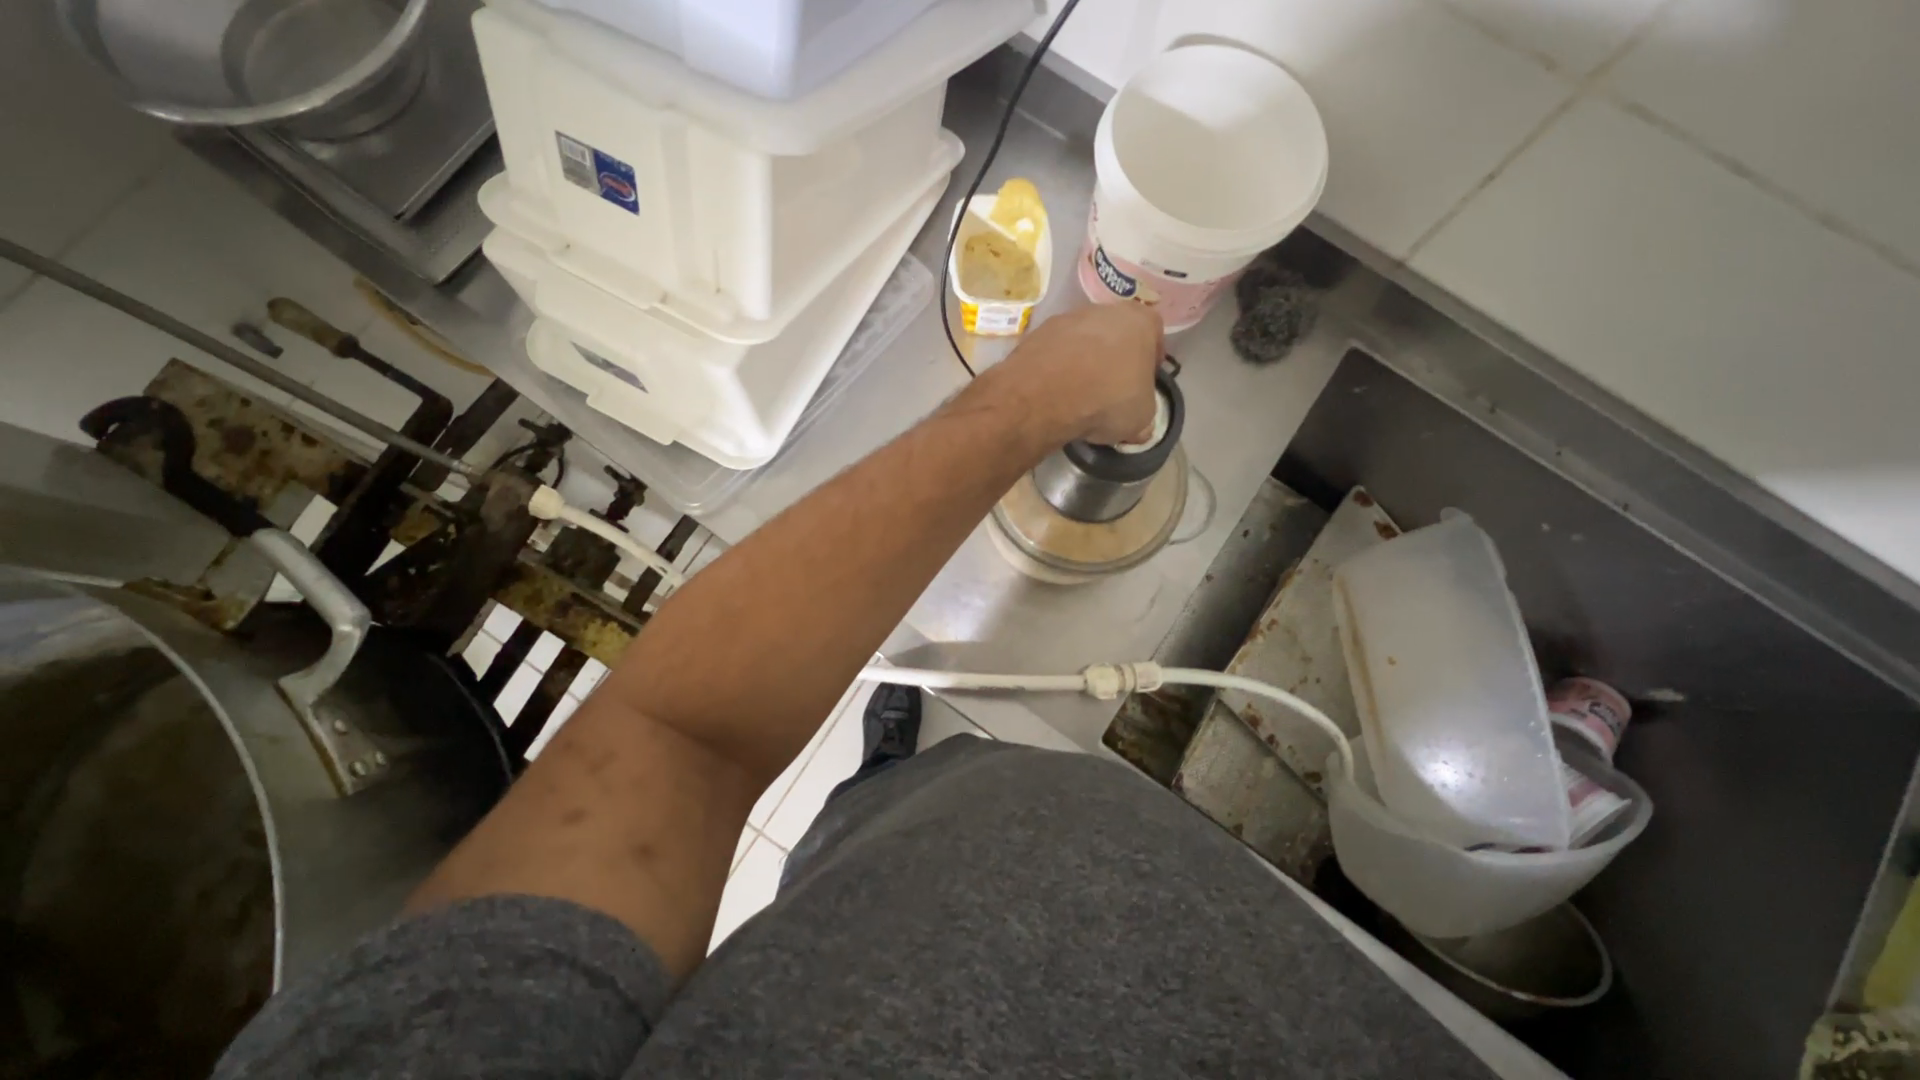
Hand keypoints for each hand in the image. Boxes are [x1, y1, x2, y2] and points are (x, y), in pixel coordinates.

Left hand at [1004, 303, 1163, 444]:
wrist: (1044, 396)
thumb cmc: (1108, 399)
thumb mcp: (1141, 417)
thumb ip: (1143, 412)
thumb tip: (1139, 427)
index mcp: (1138, 321)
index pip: (1154, 332)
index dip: (1151, 357)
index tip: (1144, 379)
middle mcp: (1102, 310)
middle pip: (1115, 333)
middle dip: (1115, 358)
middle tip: (1112, 389)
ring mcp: (1065, 319)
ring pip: (1082, 340)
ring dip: (1083, 361)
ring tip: (1080, 395)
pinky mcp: (1035, 334)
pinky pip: (1054, 352)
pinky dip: (1056, 368)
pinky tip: (1055, 393)